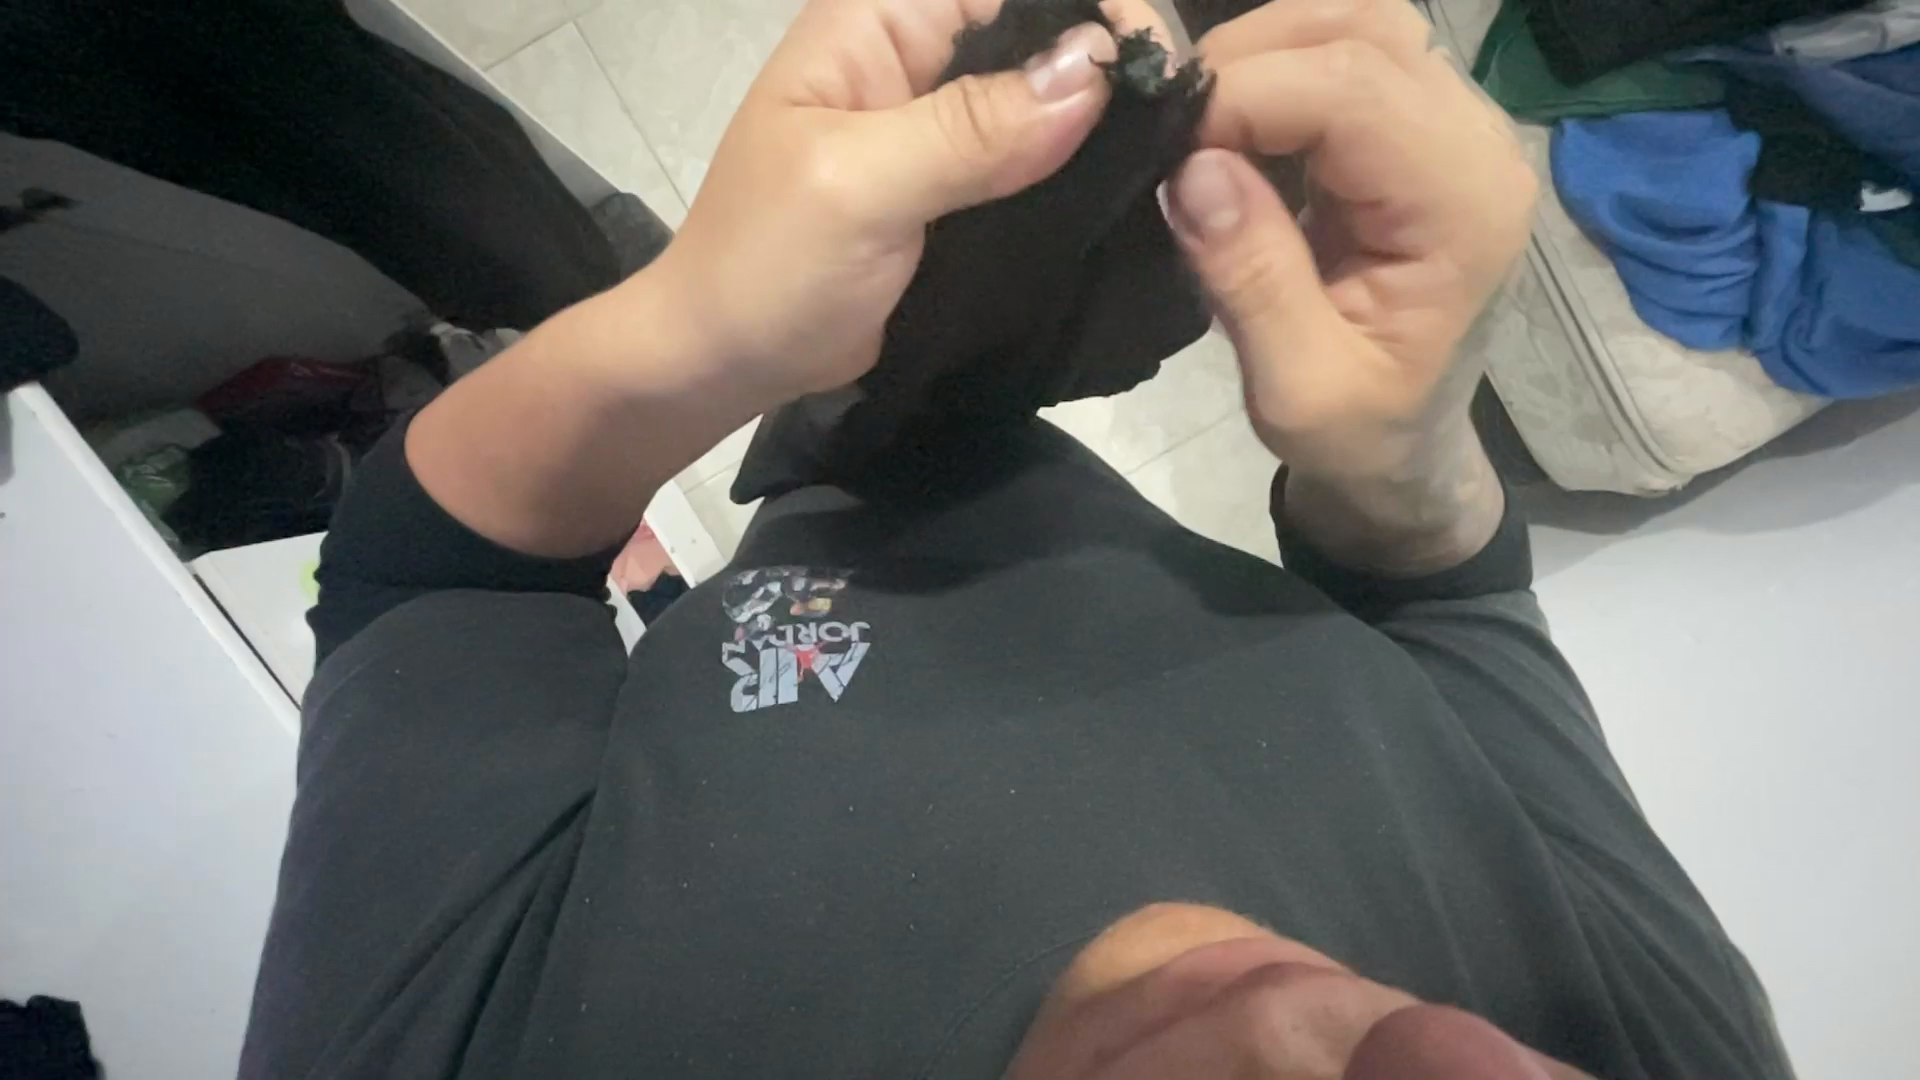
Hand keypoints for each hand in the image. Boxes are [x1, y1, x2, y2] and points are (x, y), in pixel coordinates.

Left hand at [649, 0, 1140, 404]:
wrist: (734, 355)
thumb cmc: (772, 265)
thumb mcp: (861, 187)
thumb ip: (968, 130)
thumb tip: (1094, 74)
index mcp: (877, 27)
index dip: (1081, 5)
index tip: (1151, 62)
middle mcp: (911, 67)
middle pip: (1026, 35)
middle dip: (1098, 65)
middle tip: (1172, 121)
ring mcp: (932, 138)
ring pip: (1031, 108)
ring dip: (1088, 130)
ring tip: (1157, 160)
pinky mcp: (946, 200)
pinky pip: (1018, 174)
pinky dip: (1060, 184)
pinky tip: (1107, 200)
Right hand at [1166, 0, 1536, 486]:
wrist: (1400, 447)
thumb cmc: (1356, 433)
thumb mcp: (1297, 385)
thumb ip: (1252, 279)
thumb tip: (1191, 170)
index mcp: (1461, 208)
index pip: (1354, 90)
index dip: (1245, 96)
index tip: (1161, 147)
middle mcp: (1473, 146)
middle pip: (1362, 33)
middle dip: (1249, 62)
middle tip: (1169, 130)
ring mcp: (1449, 136)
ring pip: (1355, 32)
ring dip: (1262, 62)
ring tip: (1193, 128)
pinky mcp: (1411, 144)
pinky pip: (1344, 70)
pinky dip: (1274, 84)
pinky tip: (1229, 137)